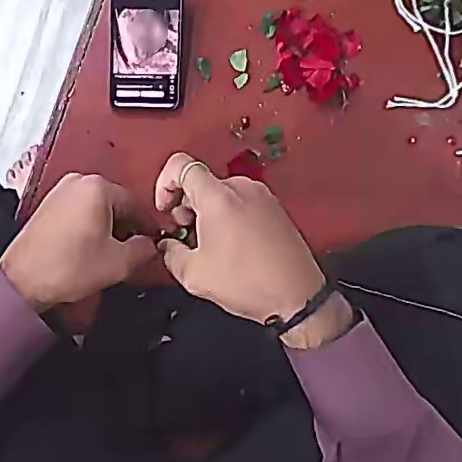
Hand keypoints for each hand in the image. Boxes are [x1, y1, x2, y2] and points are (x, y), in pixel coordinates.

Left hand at [0, 173, 157, 308]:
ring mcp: (61, 192)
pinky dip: (90, 227)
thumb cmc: (63, 267)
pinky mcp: (49, 206)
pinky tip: (90, 249)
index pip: (136, 204)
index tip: (153, 241)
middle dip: (127, 228)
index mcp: (98, 188)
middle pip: (116, 203)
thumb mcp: (118, 262)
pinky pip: (80, 212)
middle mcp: (78, 183)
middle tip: (133, 251)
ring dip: (108, 228)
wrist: (22, 280)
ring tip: (110, 254)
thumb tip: (149, 245)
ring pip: (98, 208)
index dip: (148, 226)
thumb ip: (143, 249)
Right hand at [153, 153, 327, 326]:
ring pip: (222, 192)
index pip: (181, 165)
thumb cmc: (250, 282)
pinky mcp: (275, 208)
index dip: (164, 183)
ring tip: (209, 244)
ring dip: (208, 212)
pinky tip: (231, 245)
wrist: (297, 295)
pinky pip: (242, 201)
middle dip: (186, 205)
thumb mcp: (194, 275)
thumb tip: (167, 247)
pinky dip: (229, 215)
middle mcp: (242, 188)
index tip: (165, 207)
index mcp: (218, 197)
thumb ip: (170, 253)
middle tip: (185, 234)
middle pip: (202, 182)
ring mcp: (262, 196)